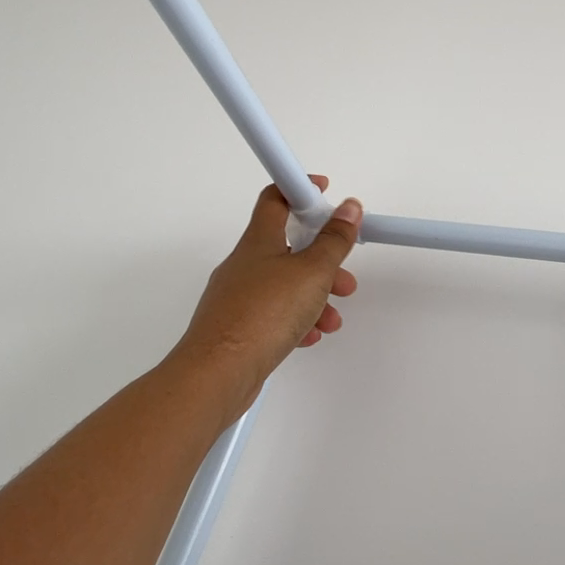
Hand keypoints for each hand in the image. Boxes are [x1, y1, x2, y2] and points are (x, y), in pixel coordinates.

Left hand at [170, 176, 360, 404]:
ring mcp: (237, 298)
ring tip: (333, 318)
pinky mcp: (235, 328)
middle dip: (322, 260)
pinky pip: (273, 315)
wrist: (216, 375)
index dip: (301, 190)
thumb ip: (334, 240)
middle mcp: (244, 264)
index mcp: (259, 240)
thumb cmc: (265, 313)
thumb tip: (349, 207)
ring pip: (284, 285)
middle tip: (344, 277)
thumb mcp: (312, 271)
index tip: (324, 193)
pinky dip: (296, 320)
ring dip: (314, 296)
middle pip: (288, 247)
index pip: (276, 199)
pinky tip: (309, 336)